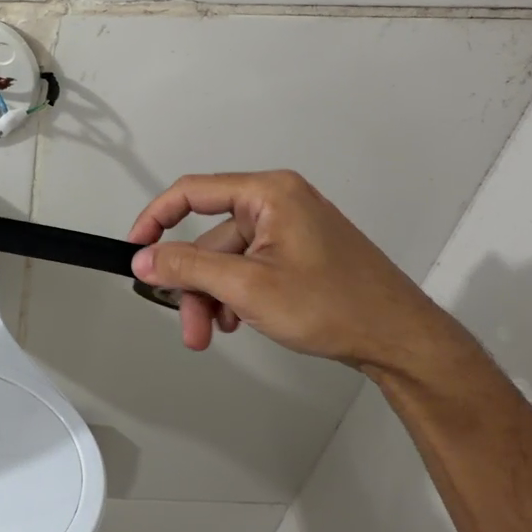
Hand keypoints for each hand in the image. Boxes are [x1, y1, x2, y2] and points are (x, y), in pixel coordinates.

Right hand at [128, 170, 461, 371]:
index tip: (134, 250)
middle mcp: (279, 203)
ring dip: (212, 297)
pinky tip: (237, 322)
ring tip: (212, 334)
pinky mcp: (299, 254)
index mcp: (269, 194)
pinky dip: (234, 296)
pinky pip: (248, 269)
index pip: (191, 192)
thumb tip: (143, 259)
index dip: (155, 219)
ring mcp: (291, 230)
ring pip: (227, 260)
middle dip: (193, 284)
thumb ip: (188, 269)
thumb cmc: (332, 306)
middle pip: (209, 238)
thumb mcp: (247, 287)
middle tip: (188, 327)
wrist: (397, 338)